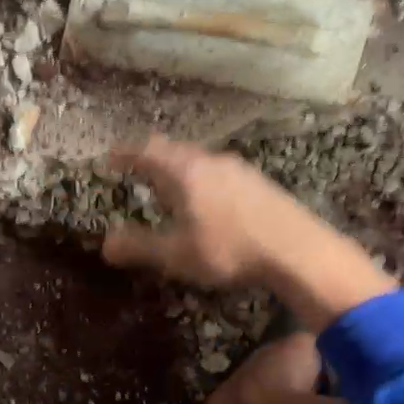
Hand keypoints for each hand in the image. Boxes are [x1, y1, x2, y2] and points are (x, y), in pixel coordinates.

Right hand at [101, 136, 398, 330]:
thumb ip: (139, 246)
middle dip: (152, 156)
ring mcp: (239, 169)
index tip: (110, 157)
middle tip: (137, 166)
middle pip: (174, 149)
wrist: (298, 251)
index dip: (126, 154)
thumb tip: (105, 244)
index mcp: (184, 172)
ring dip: (179, 167)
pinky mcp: (259, 182)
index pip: (147, 152)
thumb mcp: (176, 254)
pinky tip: (207, 199)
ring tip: (169, 184)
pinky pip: (219, 171)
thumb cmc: (229, 250)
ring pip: (199, 159)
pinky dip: (201, 178)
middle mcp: (210, 161)